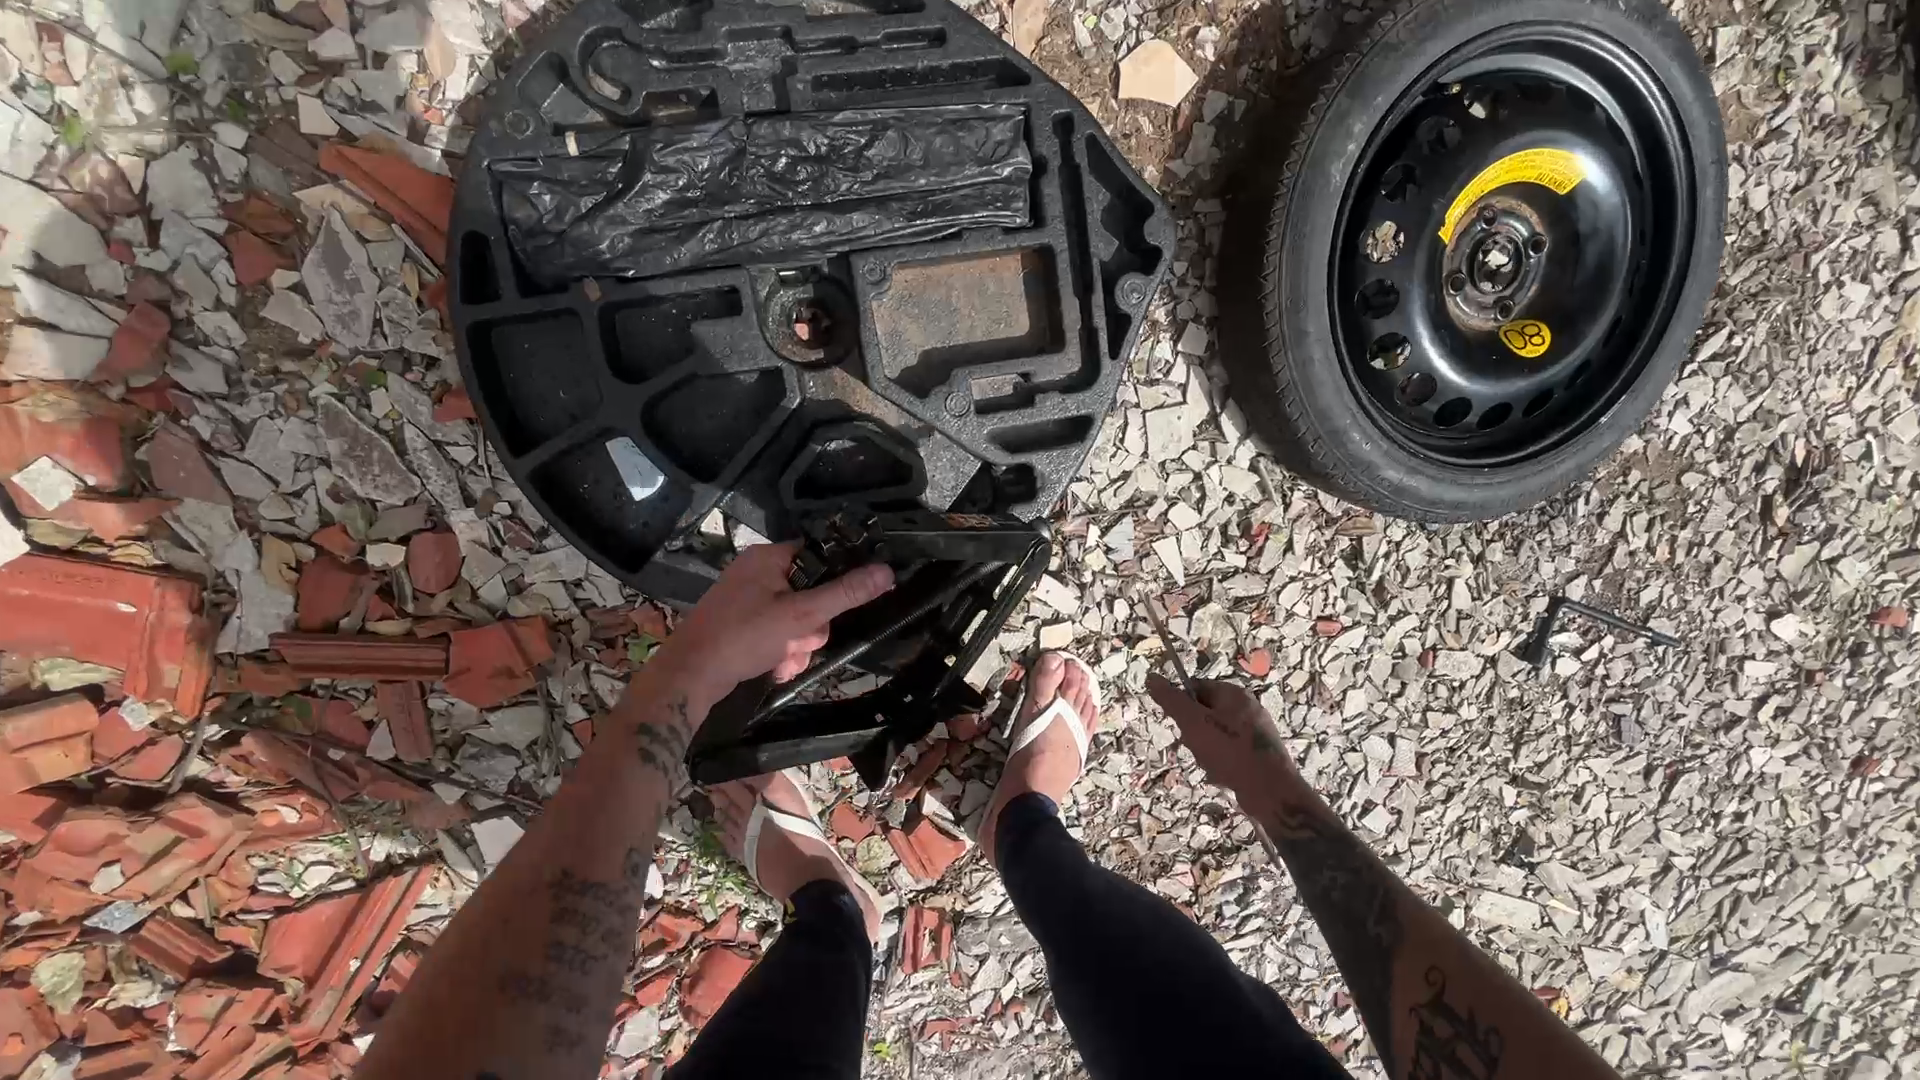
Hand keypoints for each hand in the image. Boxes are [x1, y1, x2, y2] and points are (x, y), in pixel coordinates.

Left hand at [648, 541, 893, 705]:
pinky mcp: (741, 626)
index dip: (836, 582)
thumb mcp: (801, 616)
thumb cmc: (743, 637)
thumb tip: (887, 571)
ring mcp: (747, 601)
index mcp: (769, 557)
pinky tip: (773, 668)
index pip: (819, 556)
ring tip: (783, 660)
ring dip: (798, 645)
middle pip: (811, 594)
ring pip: (796, 620)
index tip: (839, 607)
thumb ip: (845, 593)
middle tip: (801, 641)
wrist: (689, 677)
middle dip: (812, 627)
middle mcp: (757, 573)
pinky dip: (780, 653)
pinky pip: (777, 634)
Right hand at [1146, 674, 1298, 807]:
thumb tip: (1151, 677)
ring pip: (1215, 734)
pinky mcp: (1260, 753)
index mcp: (1233, 693)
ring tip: (1209, 763)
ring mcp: (1256, 731)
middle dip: (1193, 732)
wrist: (1270, 790)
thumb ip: (1171, 700)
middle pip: (1205, 712)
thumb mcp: (1193, 722)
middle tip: (1195, 746)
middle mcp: (1247, 707)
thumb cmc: (1229, 750)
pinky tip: (1221, 774)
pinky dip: (1221, 761)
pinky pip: (1230, 751)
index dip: (1180, 704)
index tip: (1176, 723)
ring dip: (1205, 750)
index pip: (1195, 687)